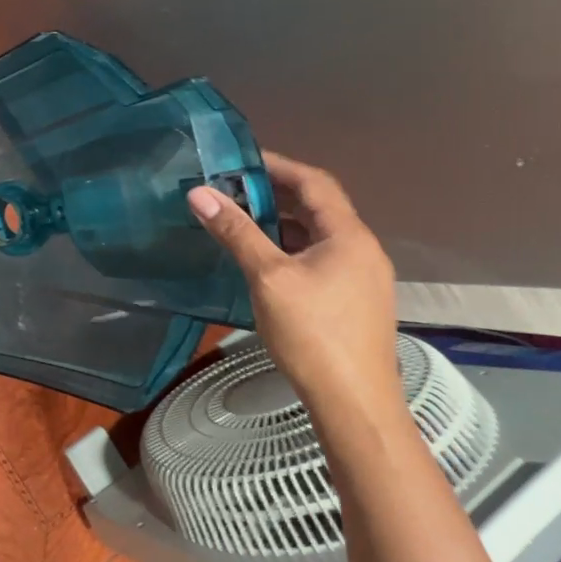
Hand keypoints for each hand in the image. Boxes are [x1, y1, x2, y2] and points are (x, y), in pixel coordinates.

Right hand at [186, 152, 403, 423]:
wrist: (353, 401)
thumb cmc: (312, 333)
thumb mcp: (267, 277)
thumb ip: (236, 232)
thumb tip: (199, 193)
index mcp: (348, 236)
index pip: (314, 182)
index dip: (277, 166)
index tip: (237, 160)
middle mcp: (361, 250)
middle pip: (317, 206)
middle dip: (273, 193)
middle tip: (229, 188)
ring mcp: (361, 277)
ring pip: (316, 234)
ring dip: (279, 221)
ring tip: (237, 219)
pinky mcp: (353, 300)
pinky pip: (319, 257)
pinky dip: (288, 247)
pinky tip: (260, 259)